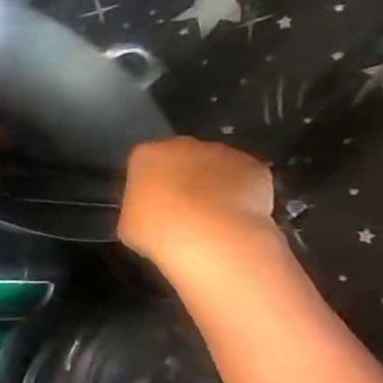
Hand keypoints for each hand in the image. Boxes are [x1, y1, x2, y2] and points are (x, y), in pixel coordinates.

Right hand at [118, 137, 285, 286]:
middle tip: (184, 208)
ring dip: (214, 183)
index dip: (150, 182)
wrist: (212, 238)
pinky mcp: (253, 166)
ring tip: (214, 217)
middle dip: (183, 177)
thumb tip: (149, 209)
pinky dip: (242, 193)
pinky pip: (244, 178)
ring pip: (215, 165)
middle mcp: (184, 144)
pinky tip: (237, 217)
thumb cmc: (158, 231)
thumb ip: (138, 208)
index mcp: (147, 155)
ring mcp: (222, 152)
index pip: (145, 161)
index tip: (154, 203)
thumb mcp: (130, 225)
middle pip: (182, 156)